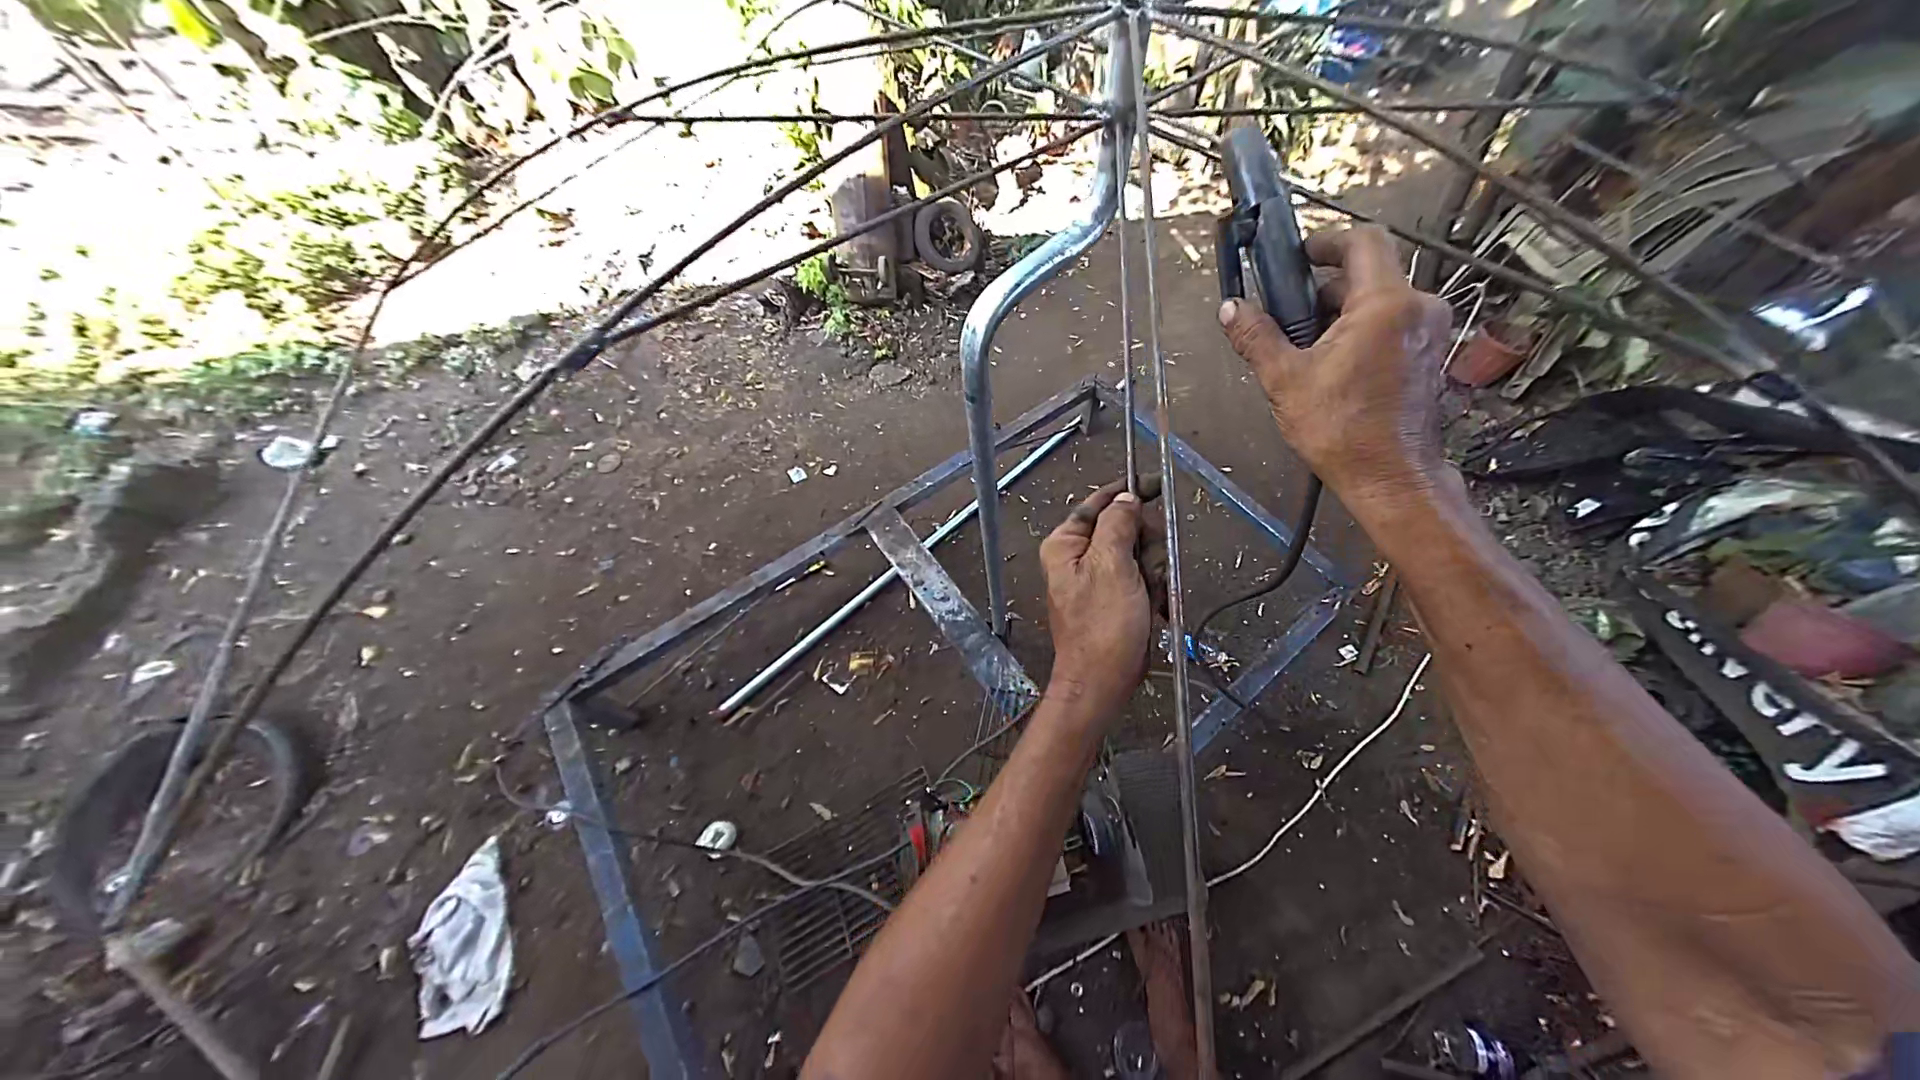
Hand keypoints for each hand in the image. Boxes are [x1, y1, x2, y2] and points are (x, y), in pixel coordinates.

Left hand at [1038, 478, 1161, 718]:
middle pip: (1125, 528)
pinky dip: (1154, 591)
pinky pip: (1144, 579)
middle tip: (1149, 568)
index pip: (1098, 504)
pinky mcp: (1116, 597)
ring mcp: (1098, 578)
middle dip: (1146, 546)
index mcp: (1066, 544)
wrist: (1103, 679)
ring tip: (1148, 595)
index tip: (1155, 485)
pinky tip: (1152, 607)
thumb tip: (1127, 499)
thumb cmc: (1102, 626)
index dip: (1127, 494)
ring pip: (1141, 554)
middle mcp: (1078, 557)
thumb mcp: (1111, 566)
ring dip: (1153, 573)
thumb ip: (1118, 525)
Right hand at [1217, 224, 1453, 518]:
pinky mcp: (1426, 355)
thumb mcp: (1285, 380)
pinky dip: (1359, 334)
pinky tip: (1331, 368)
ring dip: (1339, 317)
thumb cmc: (1345, 432)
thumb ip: (1257, 338)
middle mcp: (1417, 310)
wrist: (1389, 475)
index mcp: (1386, 305)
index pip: (1363, 241)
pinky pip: (1390, 326)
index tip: (1300, 256)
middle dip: (1322, 293)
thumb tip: (1233, 310)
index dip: (1326, 242)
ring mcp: (1427, 333)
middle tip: (1289, 322)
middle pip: (1366, 276)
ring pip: (1377, 303)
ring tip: (1307, 353)